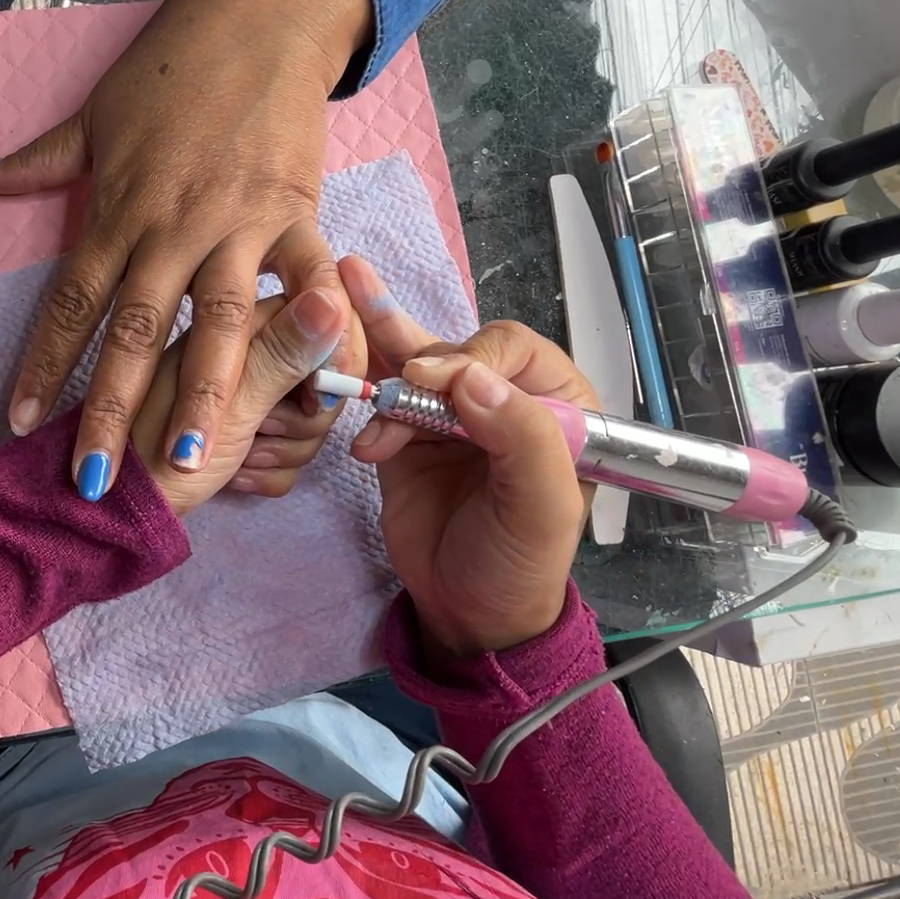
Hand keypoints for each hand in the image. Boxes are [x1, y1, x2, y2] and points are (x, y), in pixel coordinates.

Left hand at [0, 0, 371, 500]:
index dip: (44, 364)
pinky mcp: (296, 217)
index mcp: (118, 213)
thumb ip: (35, 162)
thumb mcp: (93, 117)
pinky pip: (308, 282)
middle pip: (134, 332)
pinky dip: (320, 330)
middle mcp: (170, 231)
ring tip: (193, 459)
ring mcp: (236, 228)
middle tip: (95, 480)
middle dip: (112, 409)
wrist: (257, 19)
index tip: (22, 421)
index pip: (70, 302)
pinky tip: (323, 388)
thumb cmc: (169, 71)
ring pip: (216, 323)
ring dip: (204, 395)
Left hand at [128, 288, 351, 514]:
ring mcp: (243, 389)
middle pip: (324, 375)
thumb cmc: (157, 452)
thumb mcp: (225, 405)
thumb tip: (329, 299)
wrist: (117, 508)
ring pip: (309, 417)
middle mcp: (243, 346)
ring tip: (238, 458)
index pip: (326, 320)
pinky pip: (288, 448)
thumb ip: (280, 353)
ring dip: (280, 450)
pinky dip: (266, 470)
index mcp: (237, 320)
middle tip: (259, 432)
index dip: (331, 366)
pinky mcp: (242, 426)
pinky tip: (235, 476)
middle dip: (301, 418)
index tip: (311, 400)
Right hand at [339, 257, 598, 657]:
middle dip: (413, 358)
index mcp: (554, 405)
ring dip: (377, 346)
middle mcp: (501, 399)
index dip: (467, 359)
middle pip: (452, 350)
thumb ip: (521, 440)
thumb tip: (470, 378)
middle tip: (376, 369)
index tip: (425, 386)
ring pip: (412, 363)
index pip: (509, 351)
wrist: (465, 609)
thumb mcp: (539, 510)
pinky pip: (382, 395)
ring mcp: (449, 415)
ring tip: (344, 289)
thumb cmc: (518, 563)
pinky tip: (353, 398)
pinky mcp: (407, 434)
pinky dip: (361, 384)